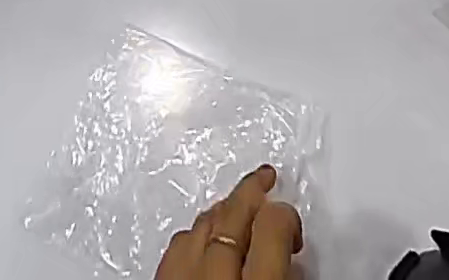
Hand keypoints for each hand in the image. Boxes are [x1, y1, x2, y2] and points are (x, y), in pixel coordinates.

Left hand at [155, 165, 304, 279]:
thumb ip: (283, 276)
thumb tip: (292, 259)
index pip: (273, 227)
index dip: (285, 214)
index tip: (290, 216)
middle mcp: (213, 274)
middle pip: (234, 214)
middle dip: (252, 190)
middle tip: (267, 177)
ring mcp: (179, 275)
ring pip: (202, 222)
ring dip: (223, 208)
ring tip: (238, 203)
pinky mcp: (157, 278)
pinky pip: (177, 243)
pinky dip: (195, 232)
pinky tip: (203, 234)